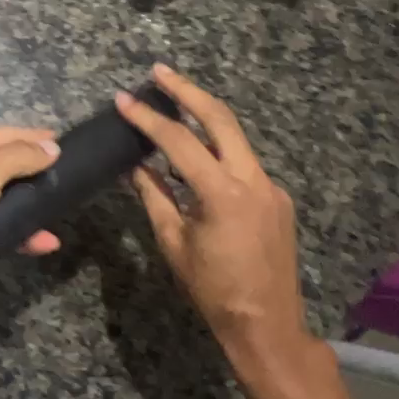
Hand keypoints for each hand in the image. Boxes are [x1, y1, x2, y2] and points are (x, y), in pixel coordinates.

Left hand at [0, 126, 60, 307]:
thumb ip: (20, 156)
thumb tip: (51, 146)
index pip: (6, 134)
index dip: (35, 138)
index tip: (68, 146)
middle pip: (7, 165)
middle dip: (36, 173)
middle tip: (71, 181)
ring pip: (7, 198)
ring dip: (32, 206)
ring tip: (62, 211)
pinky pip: (3, 228)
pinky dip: (23, 233)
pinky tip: (46, 242)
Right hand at [118, 64, 310, 359]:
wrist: (268, 326)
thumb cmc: (212, 289)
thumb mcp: (172, 241)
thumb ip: (154, 195)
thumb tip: (134, 164)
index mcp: (223, 193)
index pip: (179, 141)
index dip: (148, 118)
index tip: (123, 100)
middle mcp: (253, 180)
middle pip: (220, 118)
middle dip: (188, 90)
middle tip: (159, 72)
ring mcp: (270, 187)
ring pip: (234, 136)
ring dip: (203, 114)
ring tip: (172, 99)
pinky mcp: (276, 198)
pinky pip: (241, 161)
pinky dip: (215, 147)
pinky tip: (194, 153)